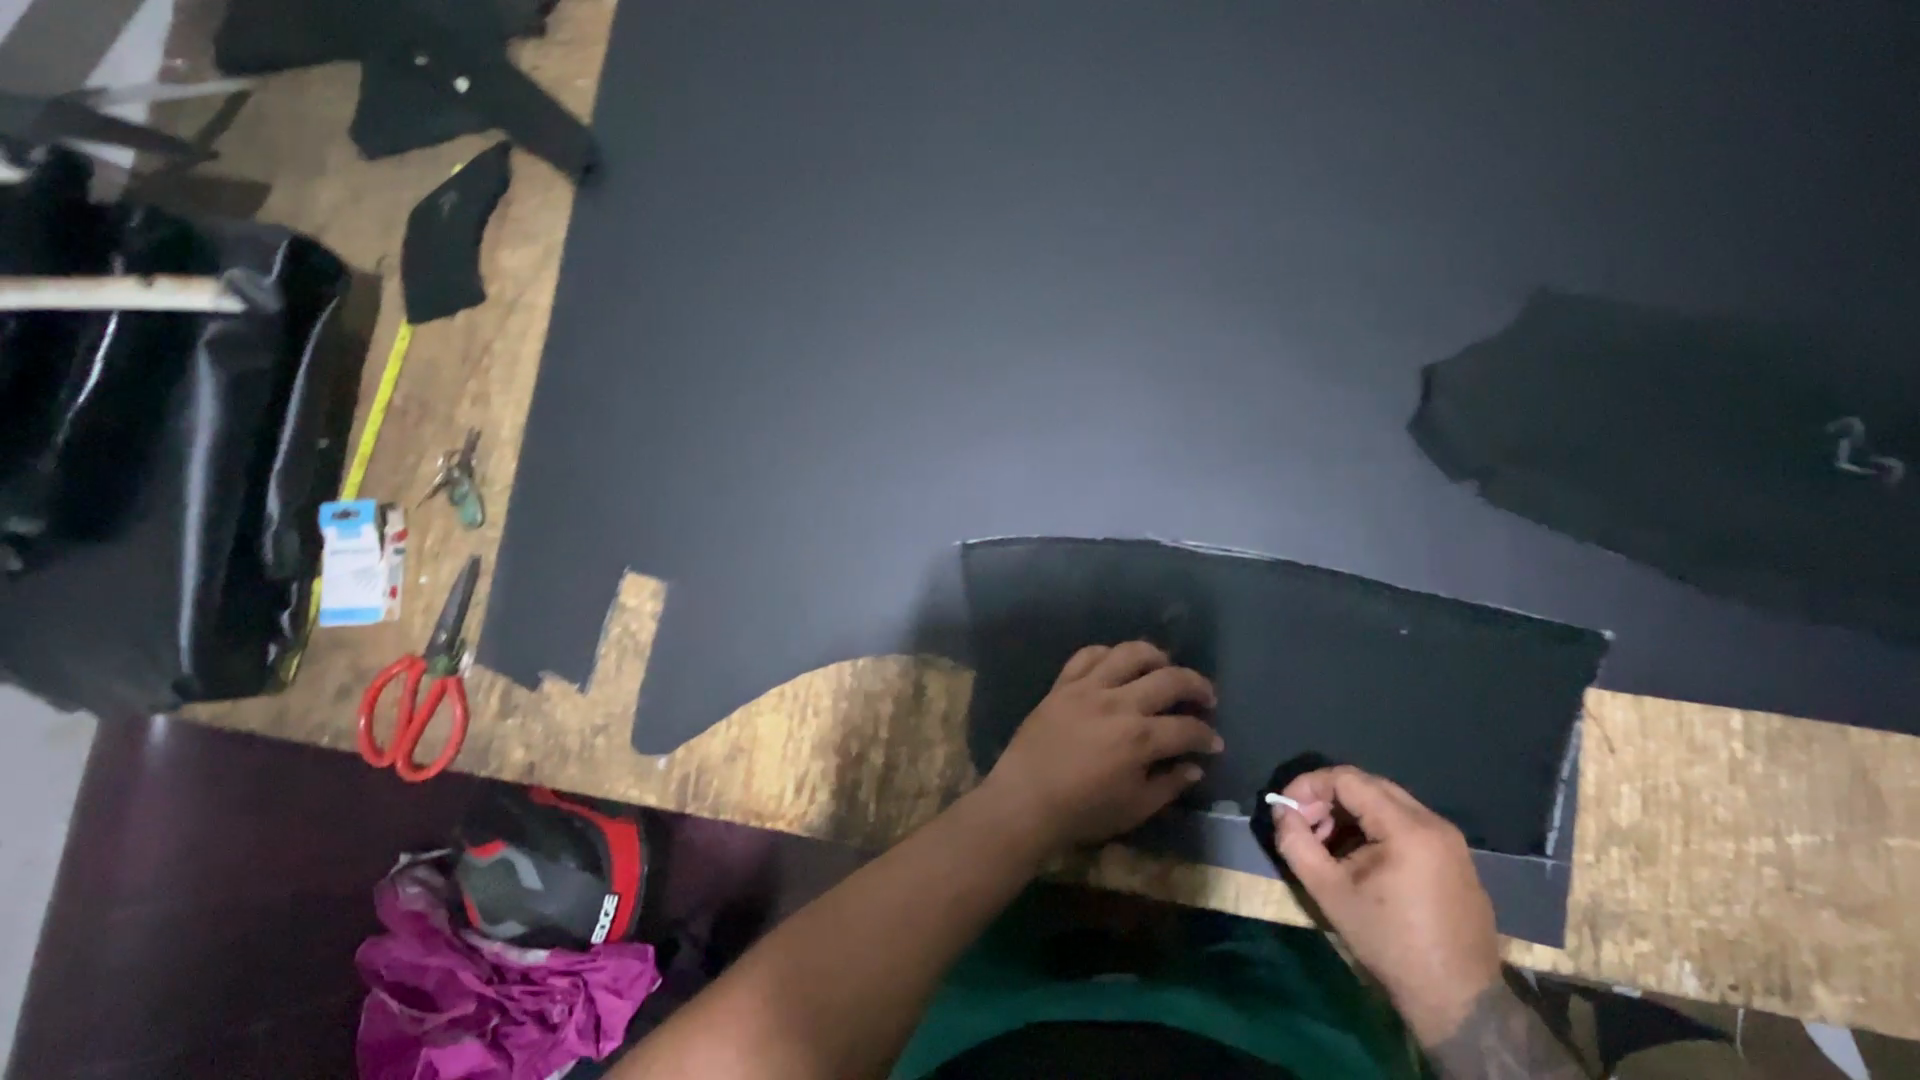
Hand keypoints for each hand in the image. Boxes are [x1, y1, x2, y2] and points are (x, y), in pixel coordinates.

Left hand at [977, 642, 1220, 853]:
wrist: (1024, 801)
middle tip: (1205, 698)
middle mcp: (1118, 704)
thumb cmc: (1082, 812)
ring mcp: (1087, 689)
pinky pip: (1088, 655)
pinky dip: (1108, 654)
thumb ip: (1169, 784)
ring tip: (1165, 669)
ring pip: (1130, 653)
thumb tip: (1194, 767)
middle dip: (1197, 686)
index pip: (1188, 729)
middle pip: (1170, 680)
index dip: (1207, 736)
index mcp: (1140, 738)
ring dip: (1156, 657)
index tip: (1213, 743)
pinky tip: (1118, 665)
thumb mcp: (1135, 808)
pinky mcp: (1062, 685)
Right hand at [1273, 765, 1502, 1046]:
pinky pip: (1407, 825)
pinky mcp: (1456, 858)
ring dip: (1350, 814)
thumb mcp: (1329, 892)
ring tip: (1326, 845)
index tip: (1286, 811)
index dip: (1308, 786)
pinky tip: (1358, 860)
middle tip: (1303, 826)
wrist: (1456, 996)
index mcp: (1407, 827)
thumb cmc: (1387, 942)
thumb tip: (1281, 812)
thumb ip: (1297, 843)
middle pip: (1369, 786)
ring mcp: (1451, 840)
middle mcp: (1434, 823)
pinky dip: (1375, 829)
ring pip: (1388, 804)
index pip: (1348, 779)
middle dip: (1328, 799)